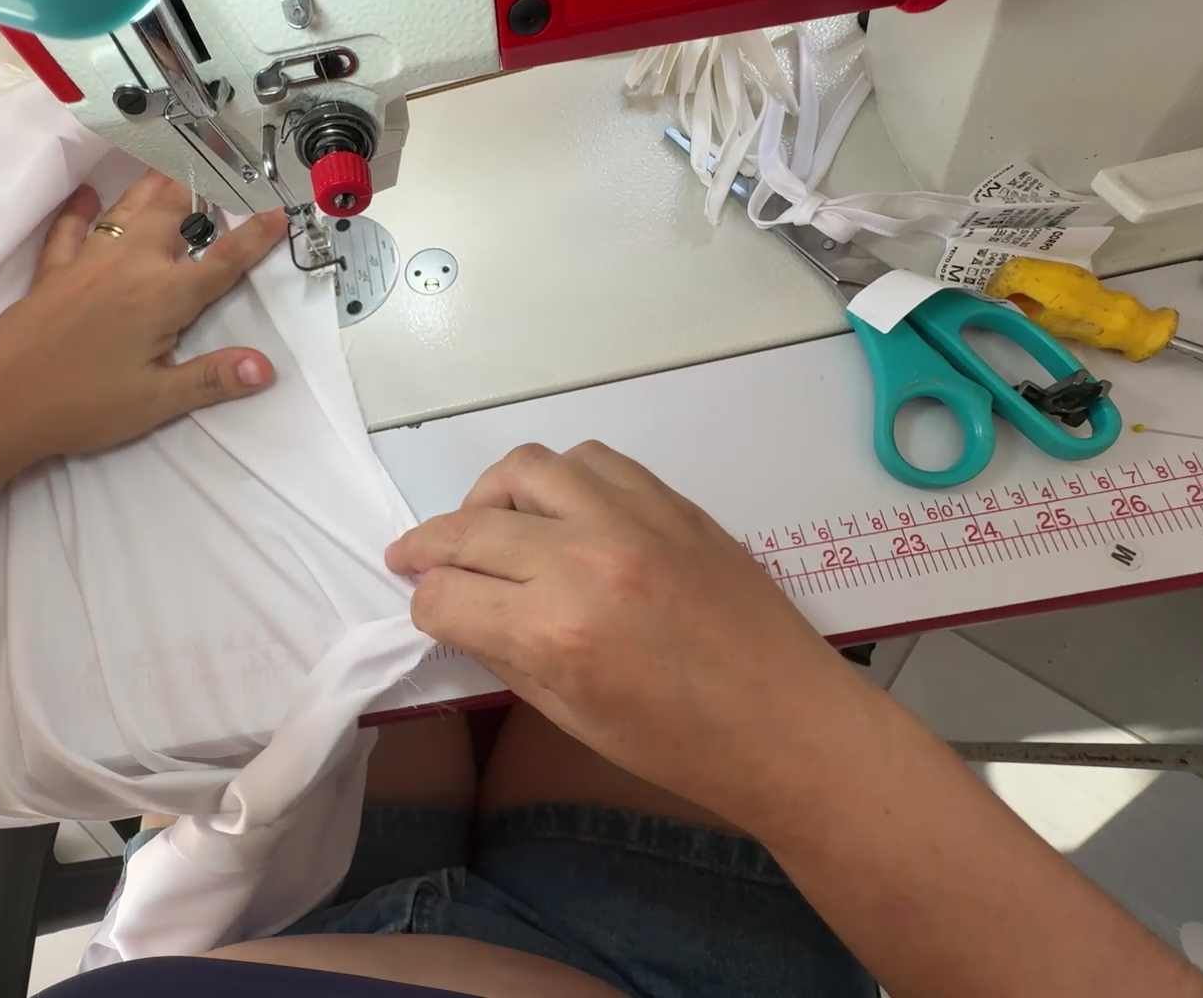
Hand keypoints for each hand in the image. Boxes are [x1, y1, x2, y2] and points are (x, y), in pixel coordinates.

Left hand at [0, 171, 288, 461]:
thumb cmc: (82, 405)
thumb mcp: (158, 400)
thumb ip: (213, 379)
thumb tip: (264, 368)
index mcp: (161, 296)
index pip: (221, 261)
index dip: (254, 237)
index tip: (278, 212)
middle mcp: (129, 266)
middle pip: (172, 214)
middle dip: (200, 190)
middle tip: (221, 171)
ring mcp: (88, 263)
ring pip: (128, 209)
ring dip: (153, 186)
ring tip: (172, 165)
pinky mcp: (55, 273)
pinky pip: (71, 228)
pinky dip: (81, 208)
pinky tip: (87, 193)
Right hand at [385, 442, 848, 816]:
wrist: (790, 724)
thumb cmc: (678, 745)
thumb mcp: (568, 716)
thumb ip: (500, 652)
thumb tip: (457, 611)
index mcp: (554, 631)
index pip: (445, 596)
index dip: (423, 606)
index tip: (429, 611)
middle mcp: (583, 558)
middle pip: (467, 527)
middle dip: (424, 546)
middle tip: (412, 557)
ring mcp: (630, 518)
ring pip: (524, 468)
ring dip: (486, 496)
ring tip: (486, 523)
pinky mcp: (668, 501)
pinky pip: (590, 459)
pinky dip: (557, 477)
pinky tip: (558, 507)